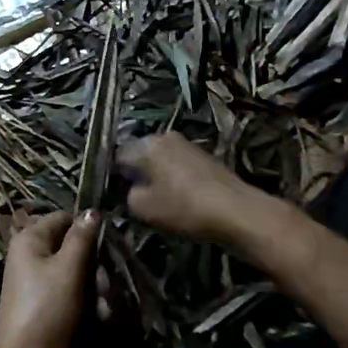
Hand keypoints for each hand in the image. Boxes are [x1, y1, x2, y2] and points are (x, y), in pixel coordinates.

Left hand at [0, 209, 101, 347]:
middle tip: (107, 282)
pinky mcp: (45, 300)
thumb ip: (82, 237)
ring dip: (95, 284)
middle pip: (71, 244)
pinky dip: (86, 299)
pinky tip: (100, 314)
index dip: (88, 226)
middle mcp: (31, 253)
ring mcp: (37, 278)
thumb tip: (93, 210)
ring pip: (75, 269)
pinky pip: (70, 289)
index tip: (111, 241)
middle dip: (94, 263)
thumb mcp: (68, 269)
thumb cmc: (47, 308)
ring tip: (105, 304)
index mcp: (30, 238)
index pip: (64, 216)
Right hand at [116, 133, 273, 245]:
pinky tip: (174, 197)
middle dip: (133, 174)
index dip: (111, 176)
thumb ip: (125, 195)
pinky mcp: (202, 156)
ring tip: (153, 200)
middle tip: (130, 199)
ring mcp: (186, 144)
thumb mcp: (143, 208)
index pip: (116, 155)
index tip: (111, 195)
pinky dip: (170, 177)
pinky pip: (175, 164)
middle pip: (138, 154)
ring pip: (158, 159)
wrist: (236, 211)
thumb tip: (124, 190)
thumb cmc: (184, 208)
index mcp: (147, 144)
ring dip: (153, 176)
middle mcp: (164, 136)